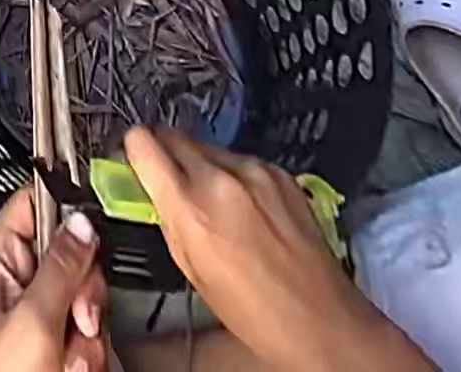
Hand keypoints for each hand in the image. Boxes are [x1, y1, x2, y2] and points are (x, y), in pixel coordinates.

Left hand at [0, 186, 109, 371]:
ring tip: (66, 357)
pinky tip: (71, 369)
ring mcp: (42, 307)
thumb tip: (82, 219)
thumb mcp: (33, 321)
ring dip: (87, 332)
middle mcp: (21, 273)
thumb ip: (61, 267)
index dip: (63, 205)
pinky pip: (92, 331)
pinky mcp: (60, 339)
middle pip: (72, 250)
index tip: (91, 226)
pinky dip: (89, 355)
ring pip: (88, 295)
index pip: (34, 201)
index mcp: (1, 254)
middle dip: (83, 290)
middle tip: (76, 318)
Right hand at [124, 127, 434, 371]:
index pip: (142, 141)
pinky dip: (233, 173)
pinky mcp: (279, 172)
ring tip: (215, 199)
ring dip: (200, 163)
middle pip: (171, 134)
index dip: (134, 148)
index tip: (135, 157)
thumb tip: (145, 182)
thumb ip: (164, 214)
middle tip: (169, 176)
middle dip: (164, 151)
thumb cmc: (252, 311)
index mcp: (189, 206)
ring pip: (205, 146)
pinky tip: (246, 205)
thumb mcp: (188, 265)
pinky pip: (238, 158)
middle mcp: (219, 179)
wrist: (327, 326)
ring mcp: (253, 171)